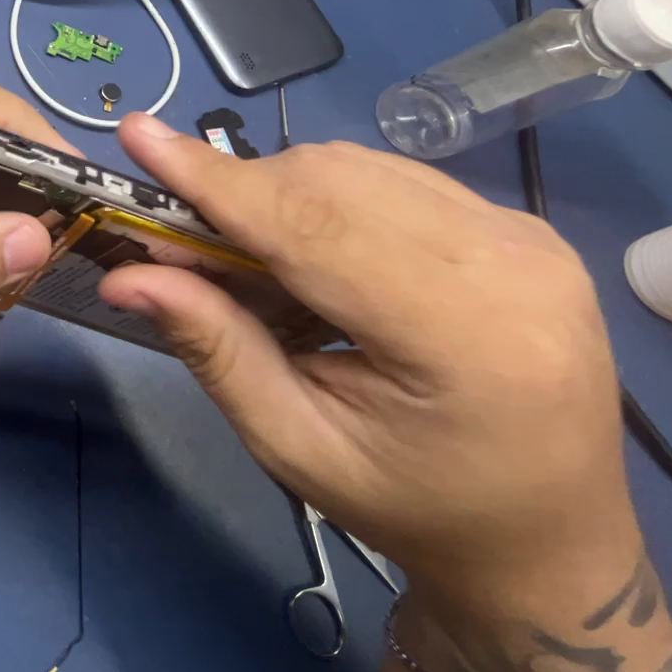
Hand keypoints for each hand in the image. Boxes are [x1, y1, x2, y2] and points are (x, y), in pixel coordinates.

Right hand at [97, 116, 671, 656]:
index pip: (311, 227)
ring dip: (271, 191)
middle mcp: (510, 263)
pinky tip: (301, 249)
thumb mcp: (291, 443)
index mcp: (465, 336)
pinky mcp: (517, 225)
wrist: (547, 535)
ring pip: (352, 166)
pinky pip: (384, 176)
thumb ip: (213, 349)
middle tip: (174, 234)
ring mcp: (524, 235)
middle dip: (233, 189)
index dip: (214, 180)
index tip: (136, 136)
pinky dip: (315, 196)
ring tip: (241, 255)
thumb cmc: (410, 504)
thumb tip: (125, 278)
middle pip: (328, 181)